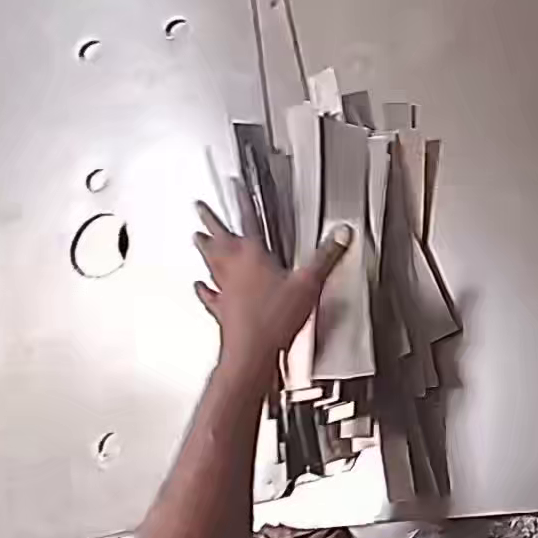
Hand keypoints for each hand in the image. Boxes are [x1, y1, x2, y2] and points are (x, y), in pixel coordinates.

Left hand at [192, 201, 350, 370]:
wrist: (253, 351)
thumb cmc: (275, 317)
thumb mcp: (310, 282)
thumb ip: (326, 256)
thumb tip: (340, 234)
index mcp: (252, 255)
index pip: (247, 220)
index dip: (243, 202)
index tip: (235, 187)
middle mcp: (233, 269)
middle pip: (219, 238)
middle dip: (211, 221)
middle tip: (200, 207)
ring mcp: (225, 289)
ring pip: (210, 261)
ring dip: (204, 248)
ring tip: (196, 237)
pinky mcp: (223, 309)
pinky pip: (210, 294)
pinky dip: (204, 288)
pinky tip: (201, 286)